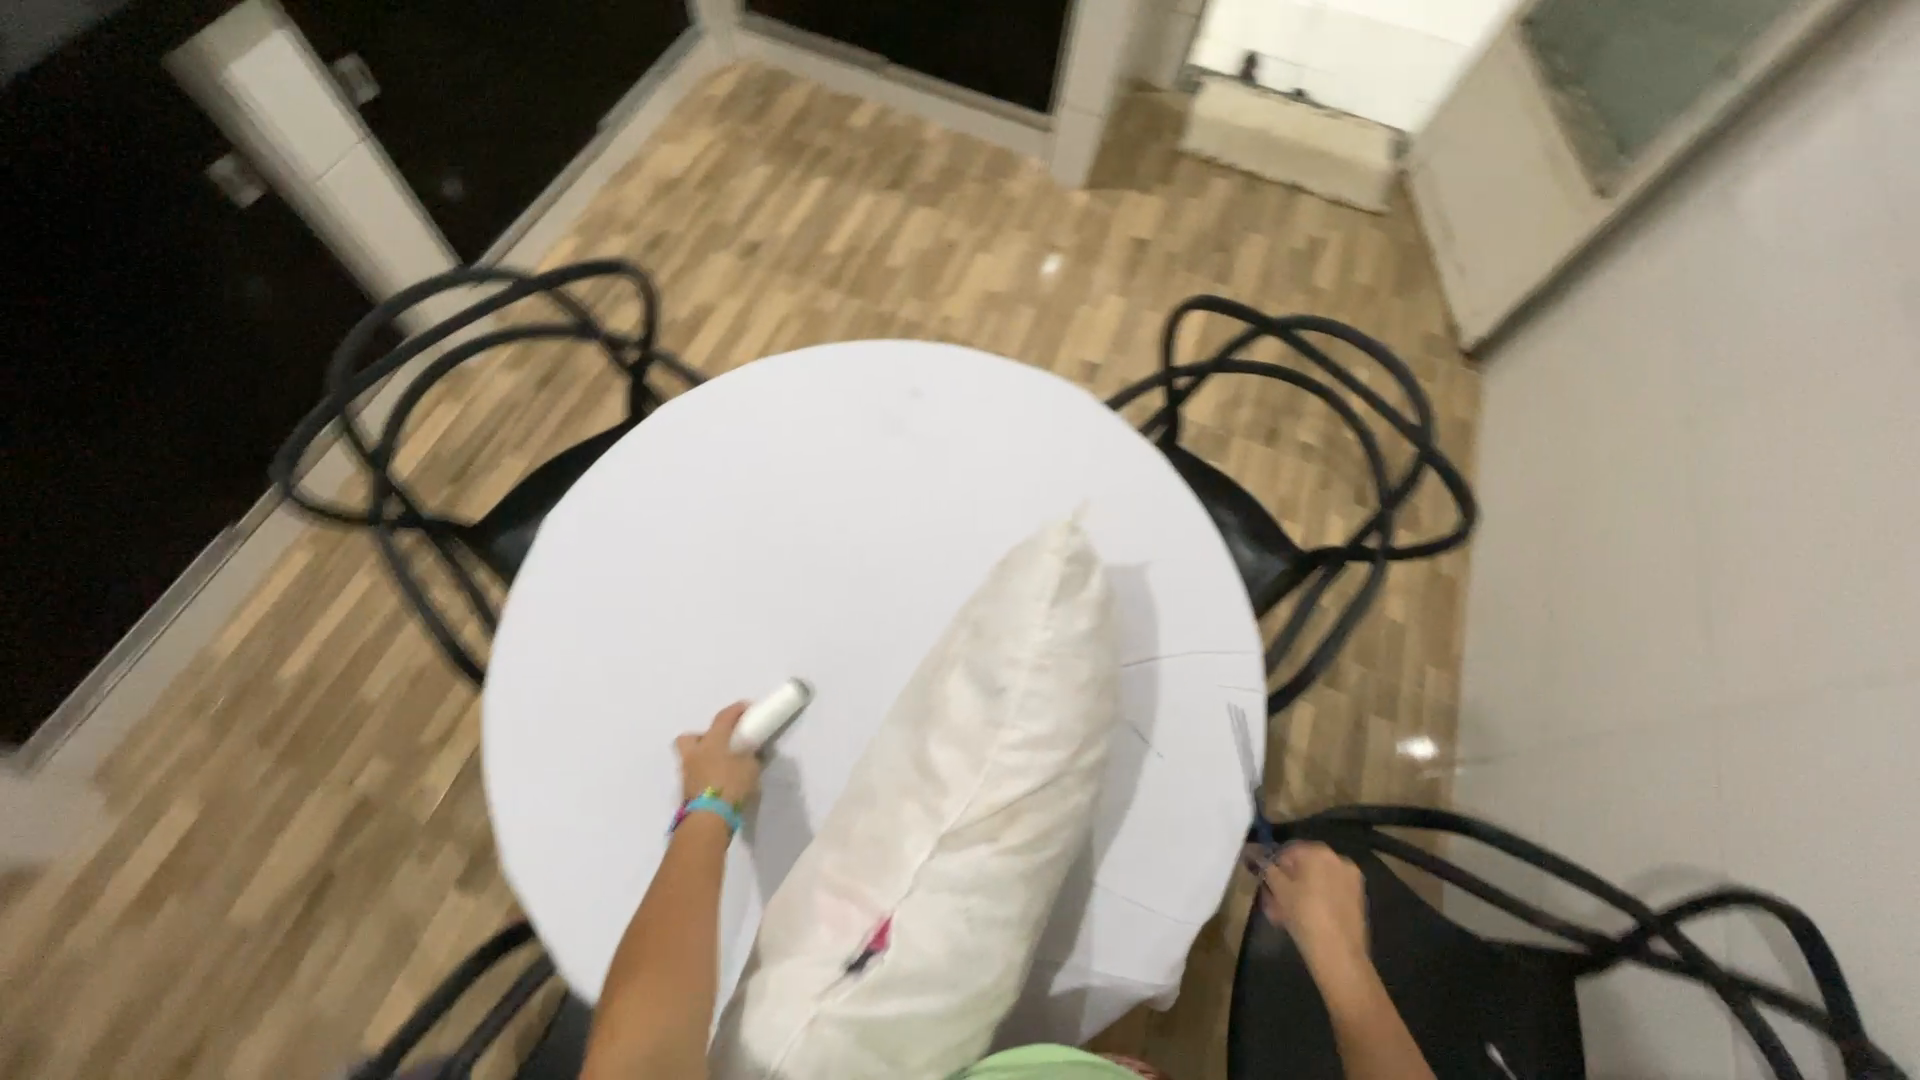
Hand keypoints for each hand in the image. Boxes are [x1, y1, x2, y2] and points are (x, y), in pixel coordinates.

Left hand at [674, 703, 760, 804]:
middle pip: (689, 737)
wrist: (708, 818)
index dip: (735, 710)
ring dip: (703, 758)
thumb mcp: (750, 768)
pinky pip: (695, 775)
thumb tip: (751, 752)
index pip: (723, 718)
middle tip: (720, 743)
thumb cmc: (731, 786)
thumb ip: (751, 757)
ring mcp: (687, 773)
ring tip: (722, 766)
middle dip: (702, 737)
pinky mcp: (686, 791)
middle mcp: (695, 753)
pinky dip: (704, 775)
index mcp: (712, 741)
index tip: (746, 707)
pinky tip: (718, 782)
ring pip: (690, 758)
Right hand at [1253, 841, 1369, 975]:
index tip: (1265, 880)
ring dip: (1300, 890)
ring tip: (1285, 911)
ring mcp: (1351, 879)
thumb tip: (1259, 858)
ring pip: (1317, 880)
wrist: (1338, 952)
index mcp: (1318, 851)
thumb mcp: (1278, 889)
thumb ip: (1267, 869)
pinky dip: (1316, 898)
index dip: (1273, 864)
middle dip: (1288, 879)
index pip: (1288, 850)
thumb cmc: (1304, 914)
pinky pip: (1330, 891)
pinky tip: (1304, 916)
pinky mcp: (1358, 898)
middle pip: (1305, 864)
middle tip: (1273, 896)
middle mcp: (1338, 859)